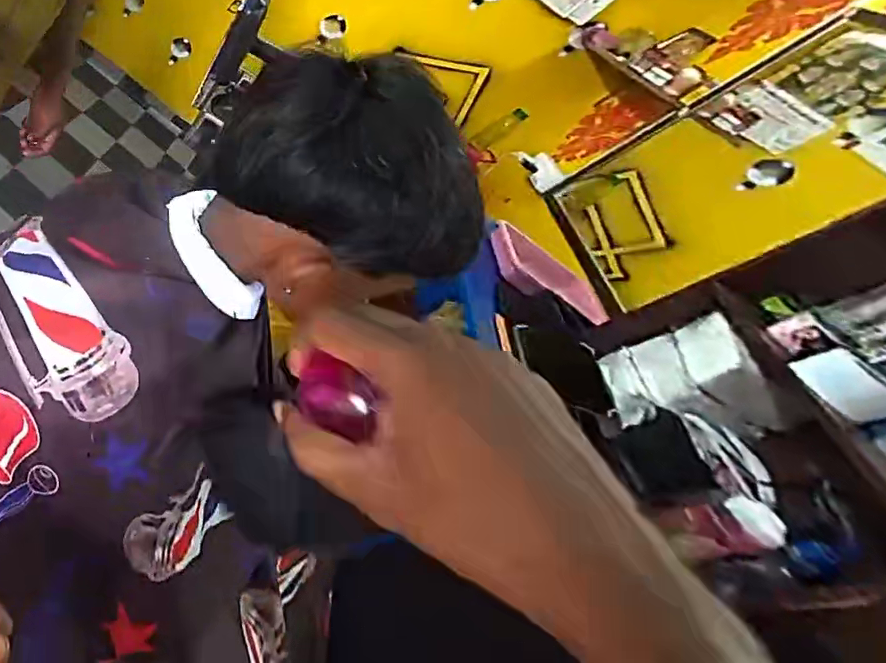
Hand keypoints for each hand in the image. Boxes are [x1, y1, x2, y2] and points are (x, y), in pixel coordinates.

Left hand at [20, 78, 67, 155]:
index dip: (35, 153)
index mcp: (55, 132)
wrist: (48, 86)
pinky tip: (23, 124)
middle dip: (30, 143)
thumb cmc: (44, 107)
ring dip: (28, 134)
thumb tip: (30, 142)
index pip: (46, 149)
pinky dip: (29, 126)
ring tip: (20, 133)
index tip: (23, 152)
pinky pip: (36, 123)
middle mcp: (54, 127)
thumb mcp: (38, 125)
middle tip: (20, 142)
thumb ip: (35, 137)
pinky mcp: (44, 110)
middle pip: (42, 141)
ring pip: (38, 132)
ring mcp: (49, 118)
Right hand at [274, 306, 762, 662]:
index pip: (328, 318)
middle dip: (340, 353)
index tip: (307, 386)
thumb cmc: (472, 525)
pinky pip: (455, 357)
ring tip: (397, 422)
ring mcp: (493, 354)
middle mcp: (449, 340)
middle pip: (368, 319)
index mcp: (407, 359)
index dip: (302, 345)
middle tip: (344, 405)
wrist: (598, 567)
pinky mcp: (525, 375)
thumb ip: (309, 444)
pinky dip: (429, 375)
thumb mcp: (372, 490)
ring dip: (384, 363)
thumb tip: (287, 411)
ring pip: (412, 336)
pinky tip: (451, 431)